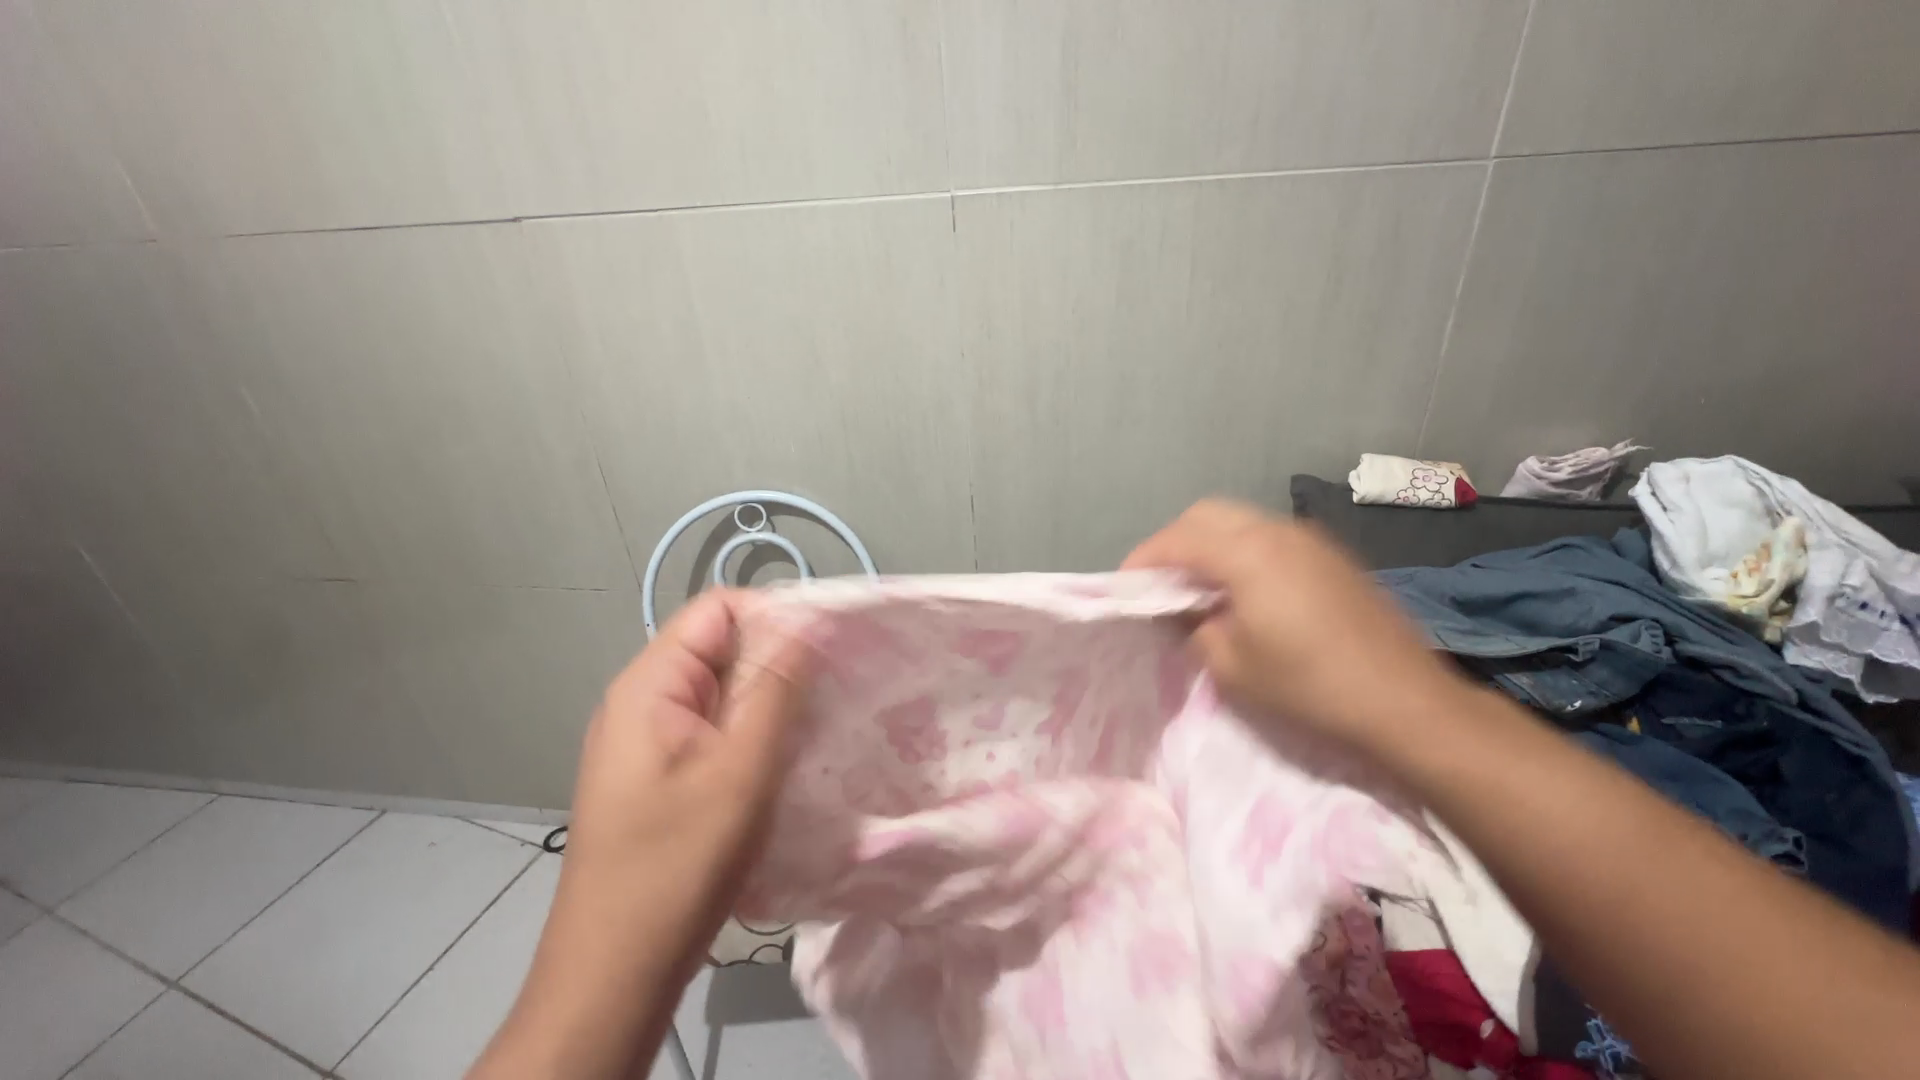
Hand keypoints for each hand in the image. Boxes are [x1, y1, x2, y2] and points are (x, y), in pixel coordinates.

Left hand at [564, 588, 809, 930]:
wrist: (616, 971)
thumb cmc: (678, 863)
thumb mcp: (741, 768)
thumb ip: (777, 688)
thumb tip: (808, 624)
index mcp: (650, 685)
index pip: (719, 609)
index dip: (777, 616)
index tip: (832, 649)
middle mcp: (643, 702)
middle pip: (721, 650)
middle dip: (780, 664)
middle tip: (836, 696)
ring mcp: (649, 744)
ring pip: (724, 696)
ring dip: (772, 705)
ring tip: (820, 730)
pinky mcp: (661, 780)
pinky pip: (716, 734)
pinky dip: (754, 739)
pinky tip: (786, 765)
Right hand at [1123, 498, 1468, 750]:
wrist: (1404, 701)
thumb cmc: (1309, 685)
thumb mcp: (1231, 666)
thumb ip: (1194, 627)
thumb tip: (1185, 611)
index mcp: (1247, 553)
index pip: (1176, 539)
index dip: (1142, 562)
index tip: (1123, 590)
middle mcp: (1277, 531)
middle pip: (1206, 515)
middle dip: (1173, 543)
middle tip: (1160, 585)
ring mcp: (1310, 539)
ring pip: (1240, 521)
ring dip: (1209, 545)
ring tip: (1198, 589)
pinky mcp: (1331, 556)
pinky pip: (1269, 537)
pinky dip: (1241, 551)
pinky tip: (1244, 592)